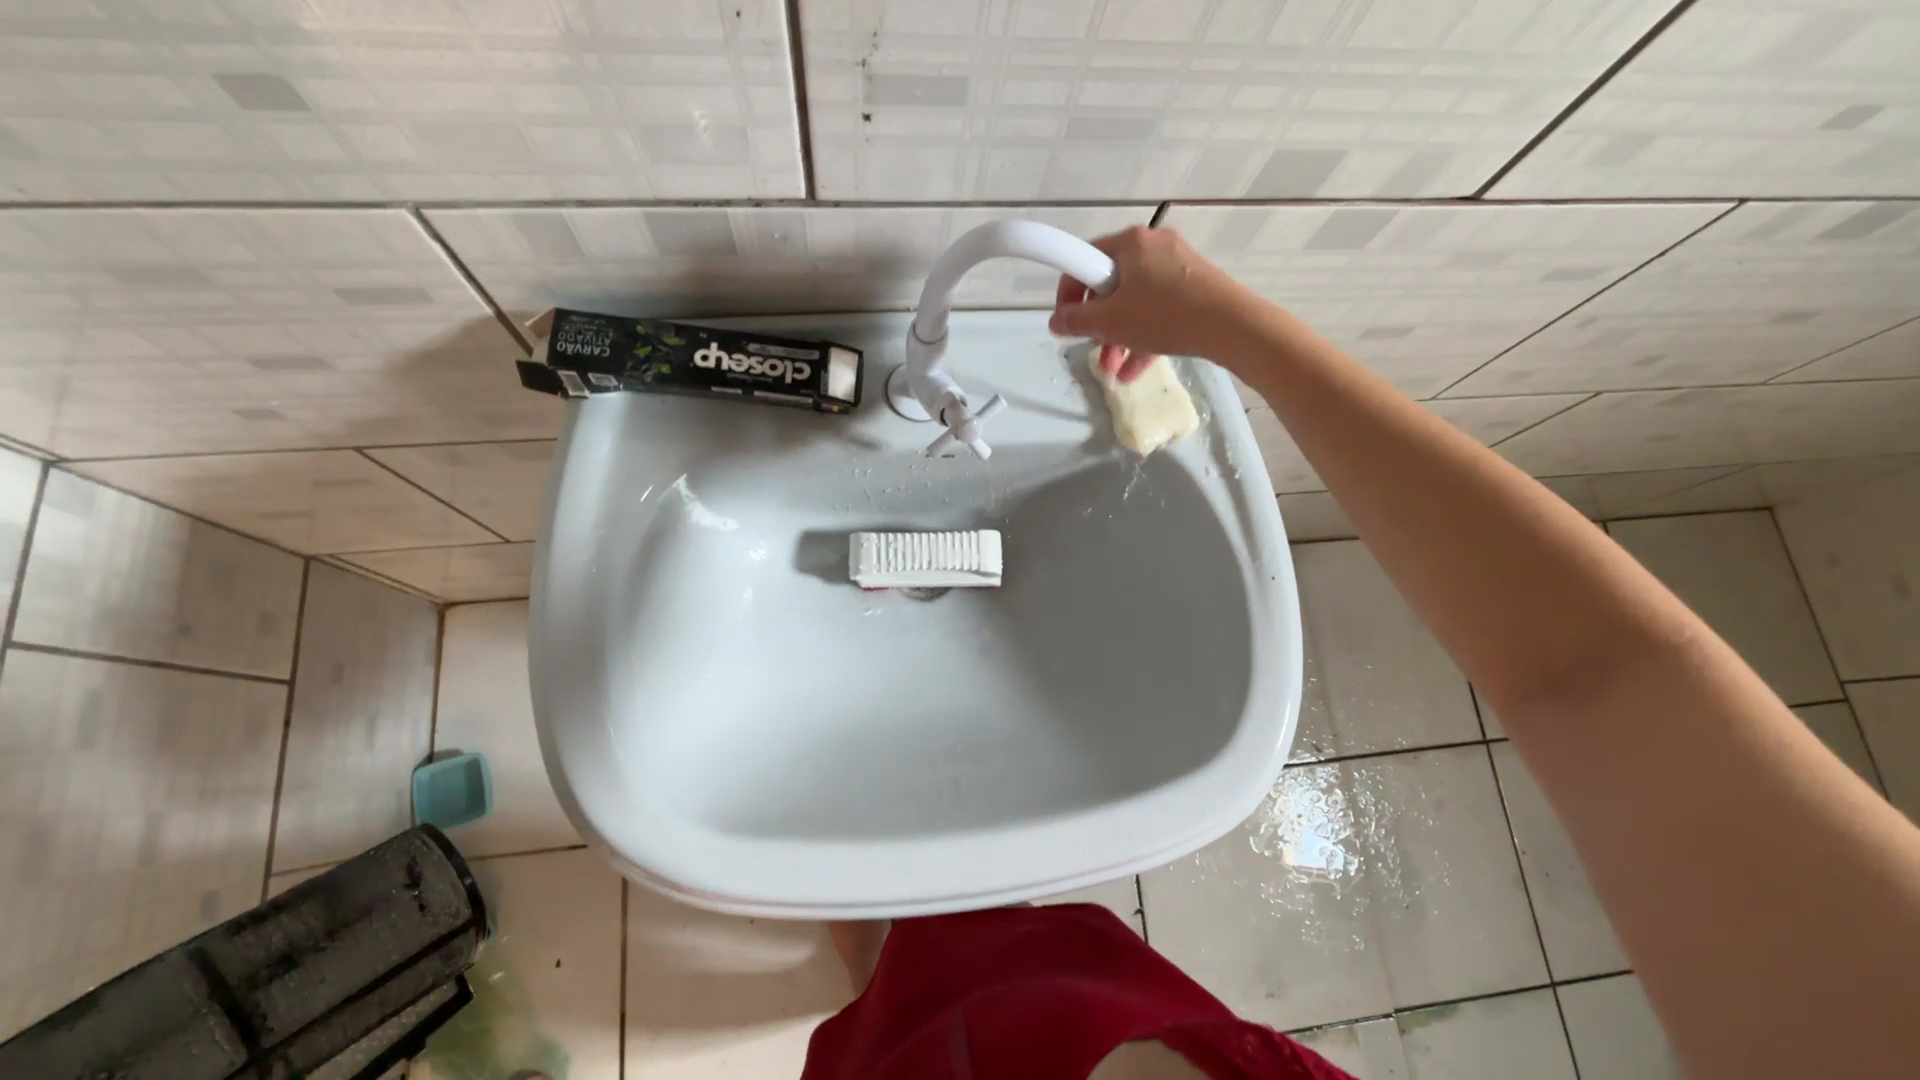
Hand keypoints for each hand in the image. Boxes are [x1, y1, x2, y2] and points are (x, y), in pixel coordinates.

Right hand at [1050, 226, 1270, 382]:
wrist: (1233, 326)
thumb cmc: (1166, 315)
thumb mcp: (1111, 322)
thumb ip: (1077, 321)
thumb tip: (1055, 321)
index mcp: (1130, 243)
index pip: (1084, 260)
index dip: (1068, 294)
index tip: (1066, 322)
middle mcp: (1153, 247)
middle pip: (1110, 285)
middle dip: (1098, 325)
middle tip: (1091, 349)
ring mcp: (1177, 266)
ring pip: (1135, 302)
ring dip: (1119, 337)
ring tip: (1112, 370)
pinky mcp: (1194, 287)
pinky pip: (1158, 310)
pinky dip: (1144, 336)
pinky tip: (1134, 371)